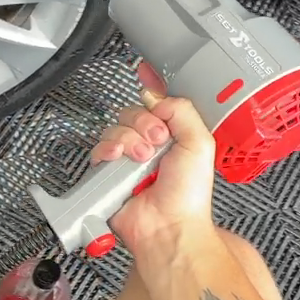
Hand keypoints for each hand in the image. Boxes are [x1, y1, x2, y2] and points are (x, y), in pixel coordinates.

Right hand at [88, 61, 217, 255]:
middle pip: (133, 112)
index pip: (159, 103)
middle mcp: (151, 145)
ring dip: (128, 138)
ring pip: (116, 128)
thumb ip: (182, 111)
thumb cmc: (187, 197)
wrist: (168, 226)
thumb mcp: (200, 143)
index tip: (147, 72)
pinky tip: (119, 158)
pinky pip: (99, 148)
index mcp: (175, 136)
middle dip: (143, 122)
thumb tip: (156, 97)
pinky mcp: (110, 173)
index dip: (152, 87)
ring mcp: (129, 159)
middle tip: (156, 141)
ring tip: (141, 158)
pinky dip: (107, 149)